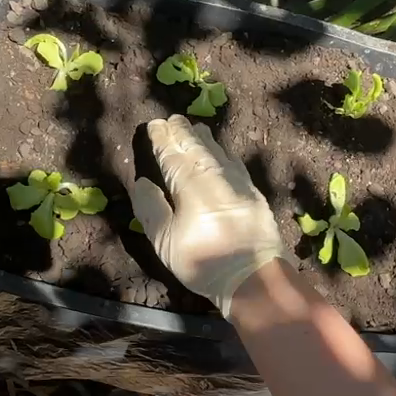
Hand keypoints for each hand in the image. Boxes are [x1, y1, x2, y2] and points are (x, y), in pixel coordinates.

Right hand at [130, 115, 283, 317]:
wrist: (252, 276)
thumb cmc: (202, 260)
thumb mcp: (164, 240)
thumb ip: (151, 208)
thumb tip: (142, 181)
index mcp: (189, 184)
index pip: (171, 155)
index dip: (162, 139)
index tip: (154, 125)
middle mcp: (214, 175)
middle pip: (195, 147)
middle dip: (182, 132)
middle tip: (172, 119)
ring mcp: (236, 182)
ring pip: (216, 151)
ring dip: (203, 138)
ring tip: (194, 127)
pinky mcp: (252, 192)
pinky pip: (234, 162)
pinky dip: (224, 152)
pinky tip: (222, 152)